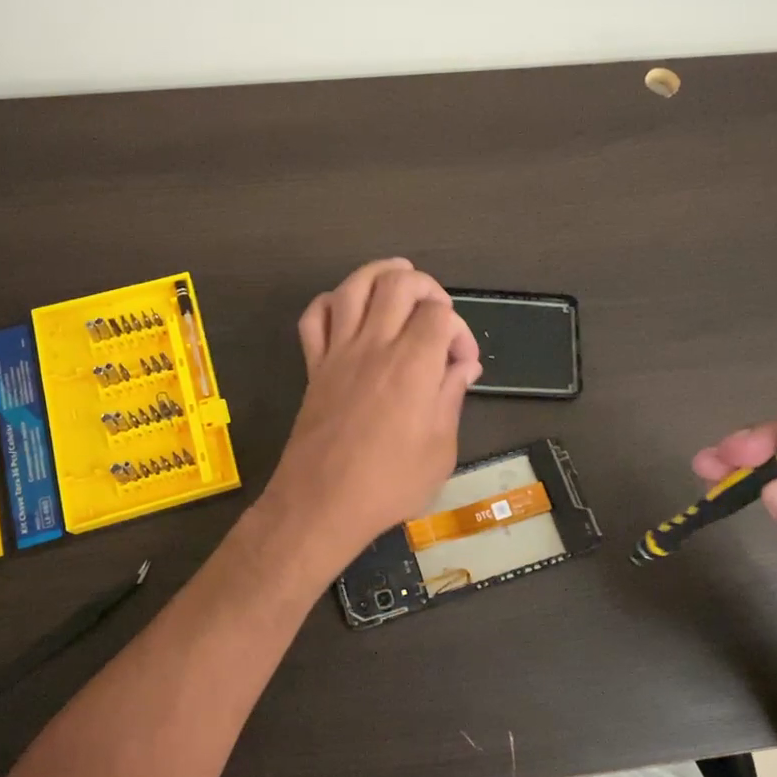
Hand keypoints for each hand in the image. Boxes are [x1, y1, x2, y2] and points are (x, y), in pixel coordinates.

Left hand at [259, 259, 480, 569]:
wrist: (322, 503)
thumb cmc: (390, 483)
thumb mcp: (441, 448)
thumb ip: (451, 397)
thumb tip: (462, 366)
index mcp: (413, 364)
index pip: (440, 313)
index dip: (459, 329)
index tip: (462, 364)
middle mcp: (375, 345)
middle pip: (398, 284)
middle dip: (425, 286)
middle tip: (436, 312)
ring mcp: (339, 352)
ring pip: (354, 287)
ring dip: (379, 274)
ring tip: (398, 277)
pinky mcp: (314, 366)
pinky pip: (315, 317)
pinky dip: (331, 302)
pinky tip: (348, 311)